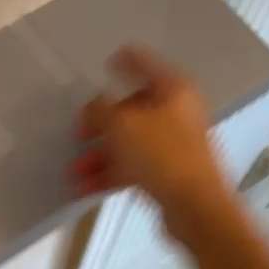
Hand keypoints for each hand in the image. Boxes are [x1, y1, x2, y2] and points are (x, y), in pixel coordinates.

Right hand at [68, 46, 231, 216]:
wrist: (195, 206)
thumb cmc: (161, 154)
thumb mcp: (122, 125)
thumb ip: (100, 110)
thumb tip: (93, 106)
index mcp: (172, 89)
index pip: (144, 65)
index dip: (123, 62)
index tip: (106, 63)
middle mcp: (175, 113)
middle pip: (132, 111)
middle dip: (100, 125)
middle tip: (77, 133)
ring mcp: (172, 146)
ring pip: (129, 144)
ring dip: (100, 156)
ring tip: (73, 171)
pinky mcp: (168, 175)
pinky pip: (133, 168)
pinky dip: (110, 175)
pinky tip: (85, 188)